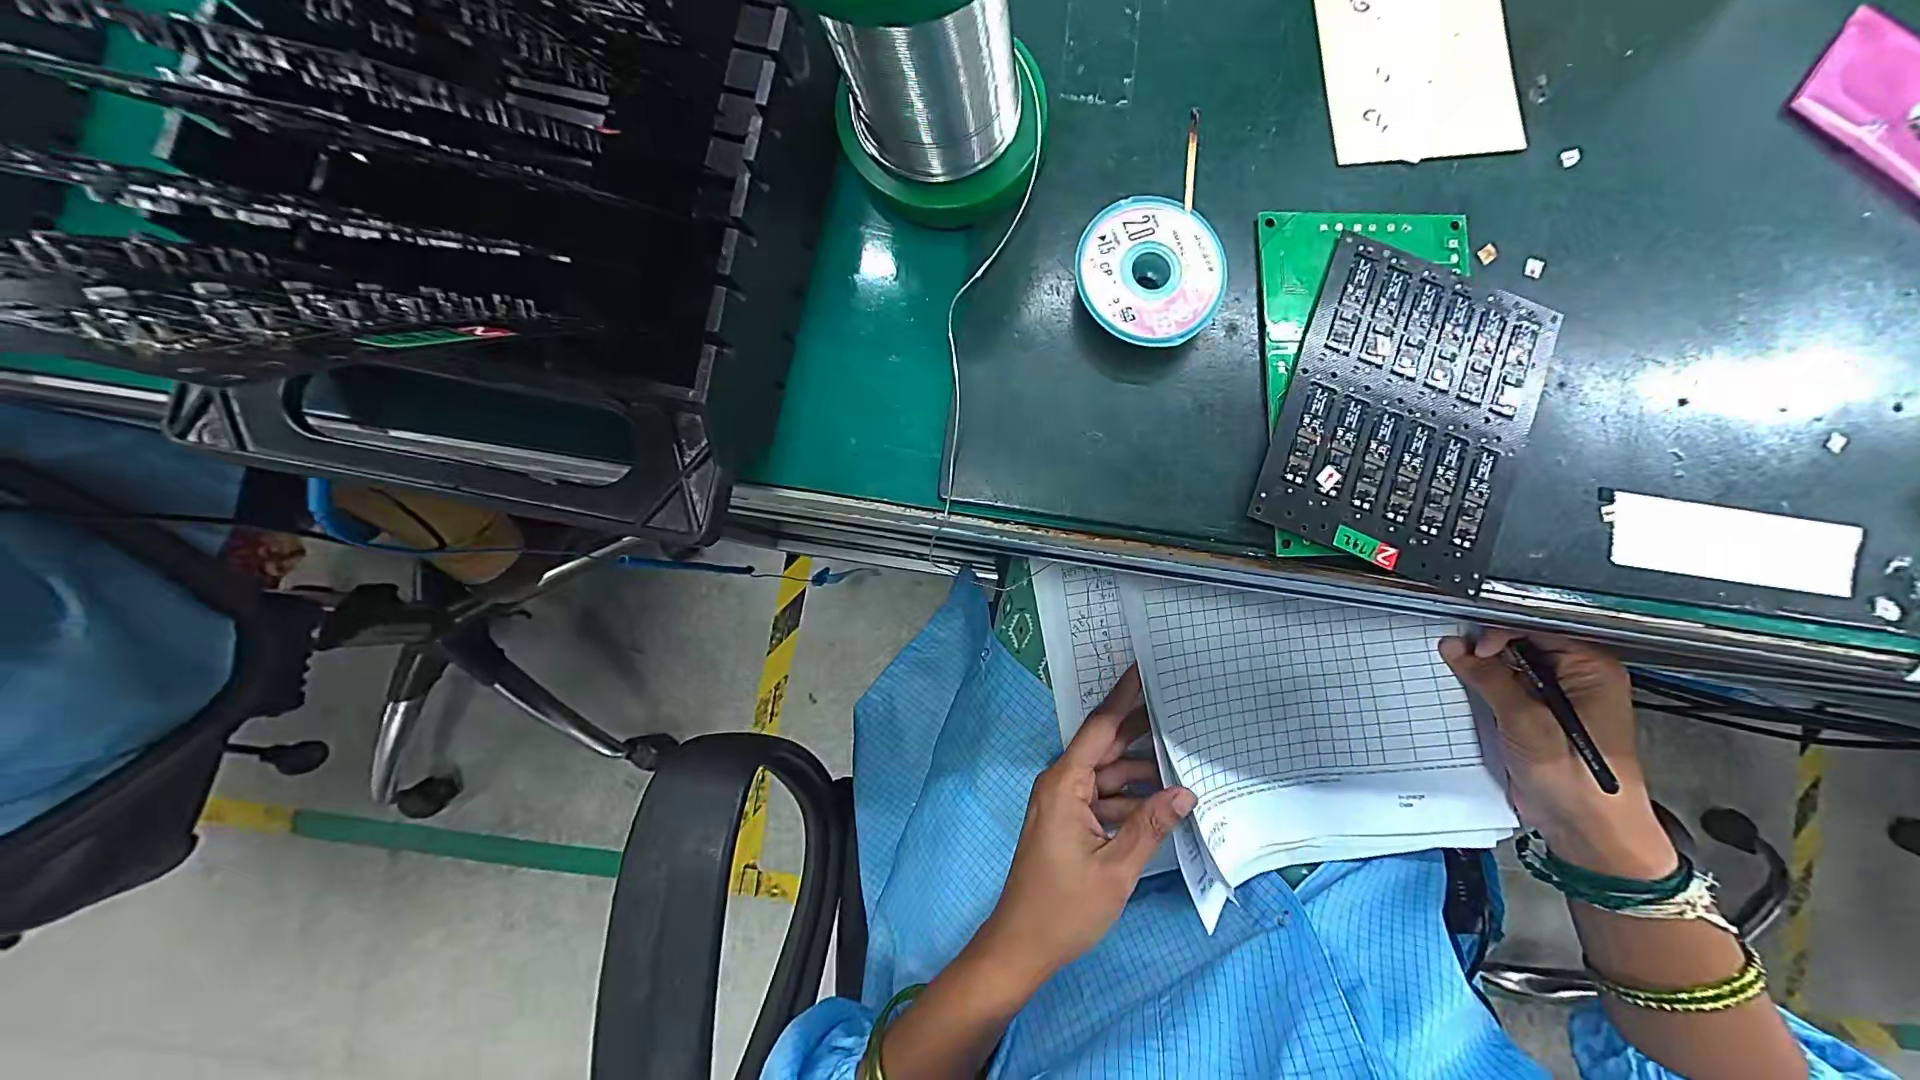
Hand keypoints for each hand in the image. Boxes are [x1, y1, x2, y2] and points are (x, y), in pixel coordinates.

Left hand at [977, 666, 1195, 987]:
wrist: (1022, 945)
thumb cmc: (1064, 907)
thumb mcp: (1115, 868)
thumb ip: (1150, 826)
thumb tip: (1186, 793)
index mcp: (1065, 783)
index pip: (1100, 728)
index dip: (1123, 697)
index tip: (1143, 668)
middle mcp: (1061, 784)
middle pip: (1106, 748)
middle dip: (1141, 730)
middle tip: (1179, 709)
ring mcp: (1064, 804)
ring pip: (1108, 776)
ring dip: (1141, 772)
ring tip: (1184, 758)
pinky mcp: (1068, 822)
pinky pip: (1103, 798)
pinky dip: (1130, 799)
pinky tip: (1163, 800)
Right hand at [1439, 630, 1676, 878]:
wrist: (1586, 828)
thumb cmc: (1578, 780)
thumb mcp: (1527, 723)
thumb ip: (1490, 680)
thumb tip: (1455, 647)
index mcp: (1593, 670)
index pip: (1538, 628)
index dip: (1500, 633)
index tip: (1473, 650)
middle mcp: (1577, 677)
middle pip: (1521, 641)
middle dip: (1487, 649)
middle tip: (1462, 662)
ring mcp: (1556, 694)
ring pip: (1510, 663)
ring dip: (1483, 669)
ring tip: (1466, 678)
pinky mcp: (1536, 712)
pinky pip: (1505, 684)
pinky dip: (1484, 685)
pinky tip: (1473, 693)